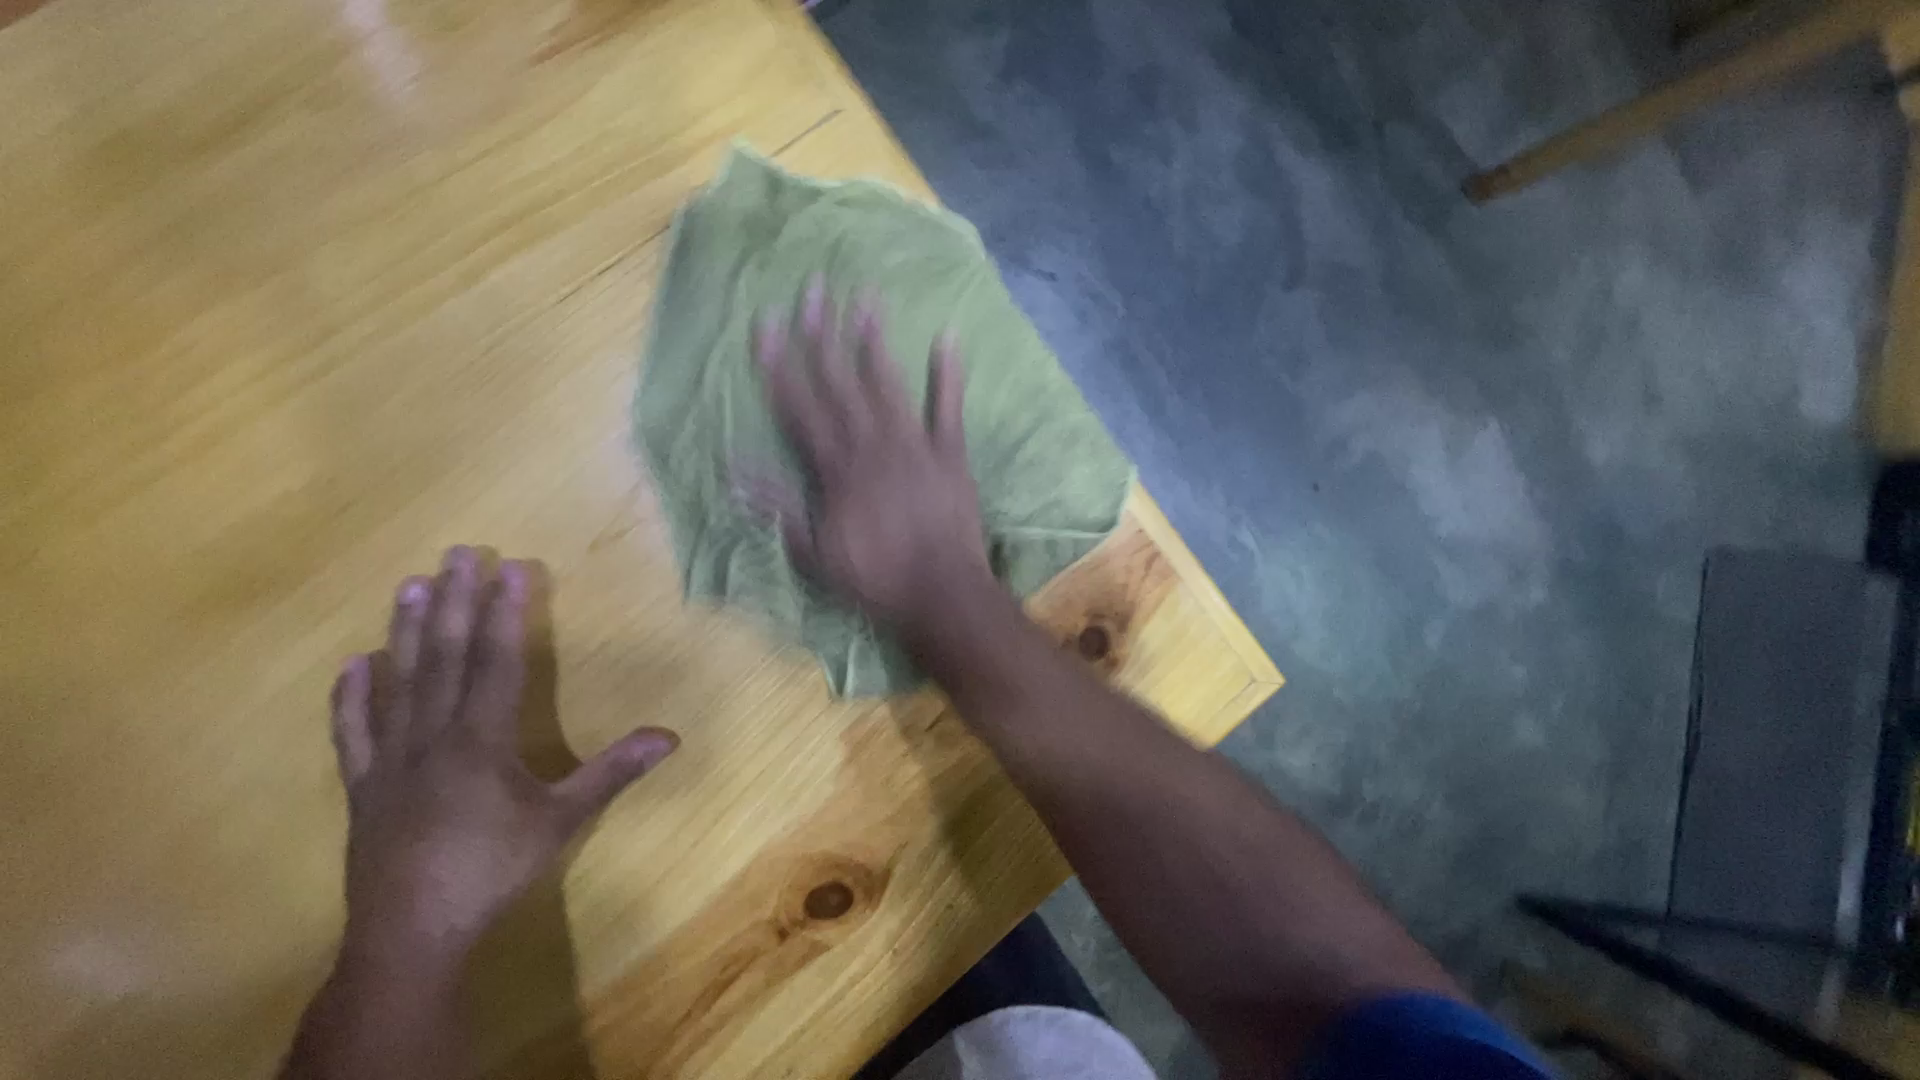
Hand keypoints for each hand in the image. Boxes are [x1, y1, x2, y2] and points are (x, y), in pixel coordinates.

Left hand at [328, 548, 677, 966]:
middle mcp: (433, 736)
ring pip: (399, 682)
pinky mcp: (364, 787)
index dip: (505, 611)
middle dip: (455, 603)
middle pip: (445, 657)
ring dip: (406, 631)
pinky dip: (352, 697)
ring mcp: (391, 760)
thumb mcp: (563, 819)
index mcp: (481, 740)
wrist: (410, 933)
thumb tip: (668, 736)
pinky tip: (355, 663)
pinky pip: (355, 732)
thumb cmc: (493, 870)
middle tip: (456, 553)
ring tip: (411, 585)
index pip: (496, 660)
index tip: (511, 567)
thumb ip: (612, 773)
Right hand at [744, 278, 995, 631]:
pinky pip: (949, 407)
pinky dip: (948, 374)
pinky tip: (947, 337)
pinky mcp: (951, 454)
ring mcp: (914, 445)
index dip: (780, 364)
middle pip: (841, 381)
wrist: (940, 592)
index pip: (799, 406)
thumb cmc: (873, 577)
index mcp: (835, 467)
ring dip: (875, 340)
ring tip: (866, 296)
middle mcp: (871, 444)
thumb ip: (777, 506)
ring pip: (888, 384)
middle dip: (823, 333)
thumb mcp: (814, 552)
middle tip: (815, 286)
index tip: (767, 322)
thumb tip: (734, 467)